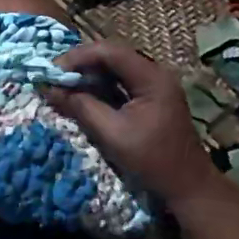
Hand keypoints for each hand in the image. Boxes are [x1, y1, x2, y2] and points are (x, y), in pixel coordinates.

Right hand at [43, 41, 223, 206]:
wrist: (189, 186)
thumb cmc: (152, 160)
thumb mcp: (112, 134)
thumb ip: (81, 107)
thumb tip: (49, 88)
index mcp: (151, 77)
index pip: (109, 52)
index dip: (78, 57)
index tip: (52, 70)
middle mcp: (155, 73)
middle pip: (112, 55)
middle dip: (81, 63)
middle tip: (54, 76)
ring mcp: (155, 84)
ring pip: (116, 67)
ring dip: (89, 73)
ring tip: (64, 84)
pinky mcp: (151, 97)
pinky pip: (122, 81)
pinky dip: (101, 85)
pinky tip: (83, 93)